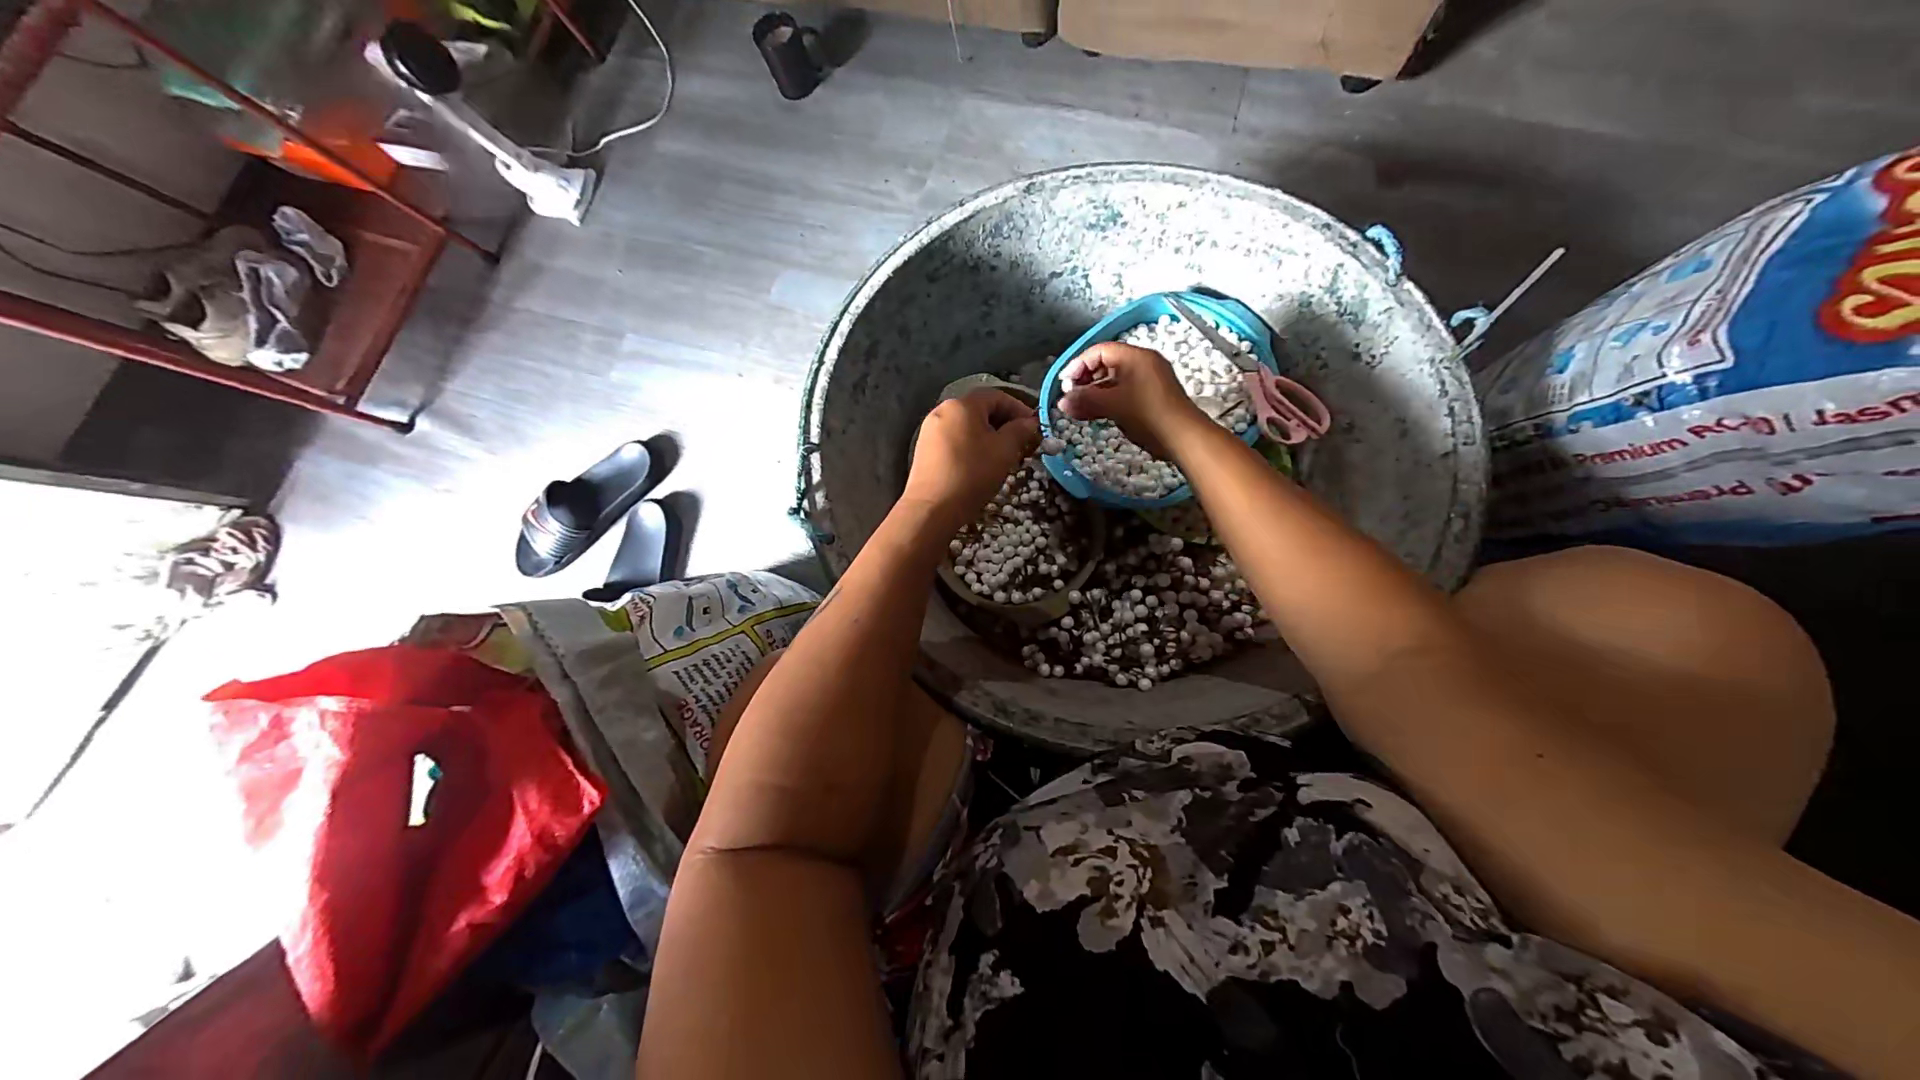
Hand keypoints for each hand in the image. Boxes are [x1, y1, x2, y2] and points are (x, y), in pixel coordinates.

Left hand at [903, 389, 1039, 527]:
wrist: (932, 508)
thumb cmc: (972, 474)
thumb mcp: (1004, 451)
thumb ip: (1019, 431)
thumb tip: (1029, 422)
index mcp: (962, 405)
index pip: (996, 396)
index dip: (1018, 408)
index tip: (1033, 427)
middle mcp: (942, 410)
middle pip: (979, 409)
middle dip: (1003, 423)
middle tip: (1020, 442)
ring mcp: (930, 430)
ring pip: (966, 425)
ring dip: (987, 435)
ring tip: (1001, 455)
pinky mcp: (924, 449)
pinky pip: (953, 439)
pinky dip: (970, 445)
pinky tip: (978, 463)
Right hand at [1057, 342, 1208, 458]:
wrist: (1184, 438)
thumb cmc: (1149, 415)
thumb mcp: (1114, 405)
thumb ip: (1085, 401)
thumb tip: (1062, 402)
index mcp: (1135, 357)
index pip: (1099, 351)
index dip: (1078, 365)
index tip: (1064, 384)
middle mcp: (1142, 364)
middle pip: (1105, 364)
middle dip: (1084, 380)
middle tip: (1070, 397)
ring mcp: (1147, 381)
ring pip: (1113, 381)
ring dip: (1093, 393)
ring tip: (1078, 409)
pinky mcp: (1150, 397)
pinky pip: (1122, 393)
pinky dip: (1106, 401)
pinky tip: (1094, 414)